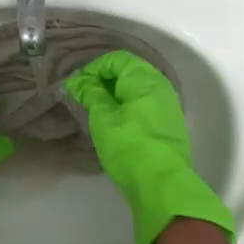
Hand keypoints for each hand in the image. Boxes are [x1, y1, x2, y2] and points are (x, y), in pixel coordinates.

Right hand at [66, 51, 233, 243]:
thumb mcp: (102, 118)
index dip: (93, 69)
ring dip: (114, 96)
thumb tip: (76, 81)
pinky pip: (144, 105)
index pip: (116, 59)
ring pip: (136, 90)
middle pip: (128, 72)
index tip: (76, 86)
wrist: (161, 183)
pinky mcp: (168, 124)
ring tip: (95, 112)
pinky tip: (114, 124)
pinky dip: (127, 107)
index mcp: (144, 78)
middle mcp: (160, 86)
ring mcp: (167, 105)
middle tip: (82, 98)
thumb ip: (90, 94)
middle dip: (103, 81)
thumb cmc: (129, 146)